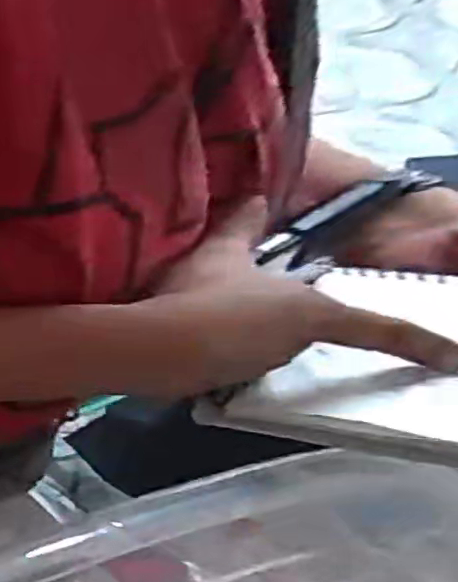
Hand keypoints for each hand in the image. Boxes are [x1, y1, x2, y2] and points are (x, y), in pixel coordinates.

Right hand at [138, 197, 457, 394]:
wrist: (154, 344)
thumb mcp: (216, 255)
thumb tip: (255, 199)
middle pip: (295, 333)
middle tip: (234, 308)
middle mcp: (292, 344)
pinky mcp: (213, 383)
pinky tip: (173, 343)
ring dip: (233, 338)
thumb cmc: (202, 295)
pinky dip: (202, 355)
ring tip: (192, 324)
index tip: (457, 360)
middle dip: (273, 323)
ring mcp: (252, 368)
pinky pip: (215, 365)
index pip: (380, 329)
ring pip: (252, 349)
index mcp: (312, 313)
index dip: (422, 344)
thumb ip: (239, 231)